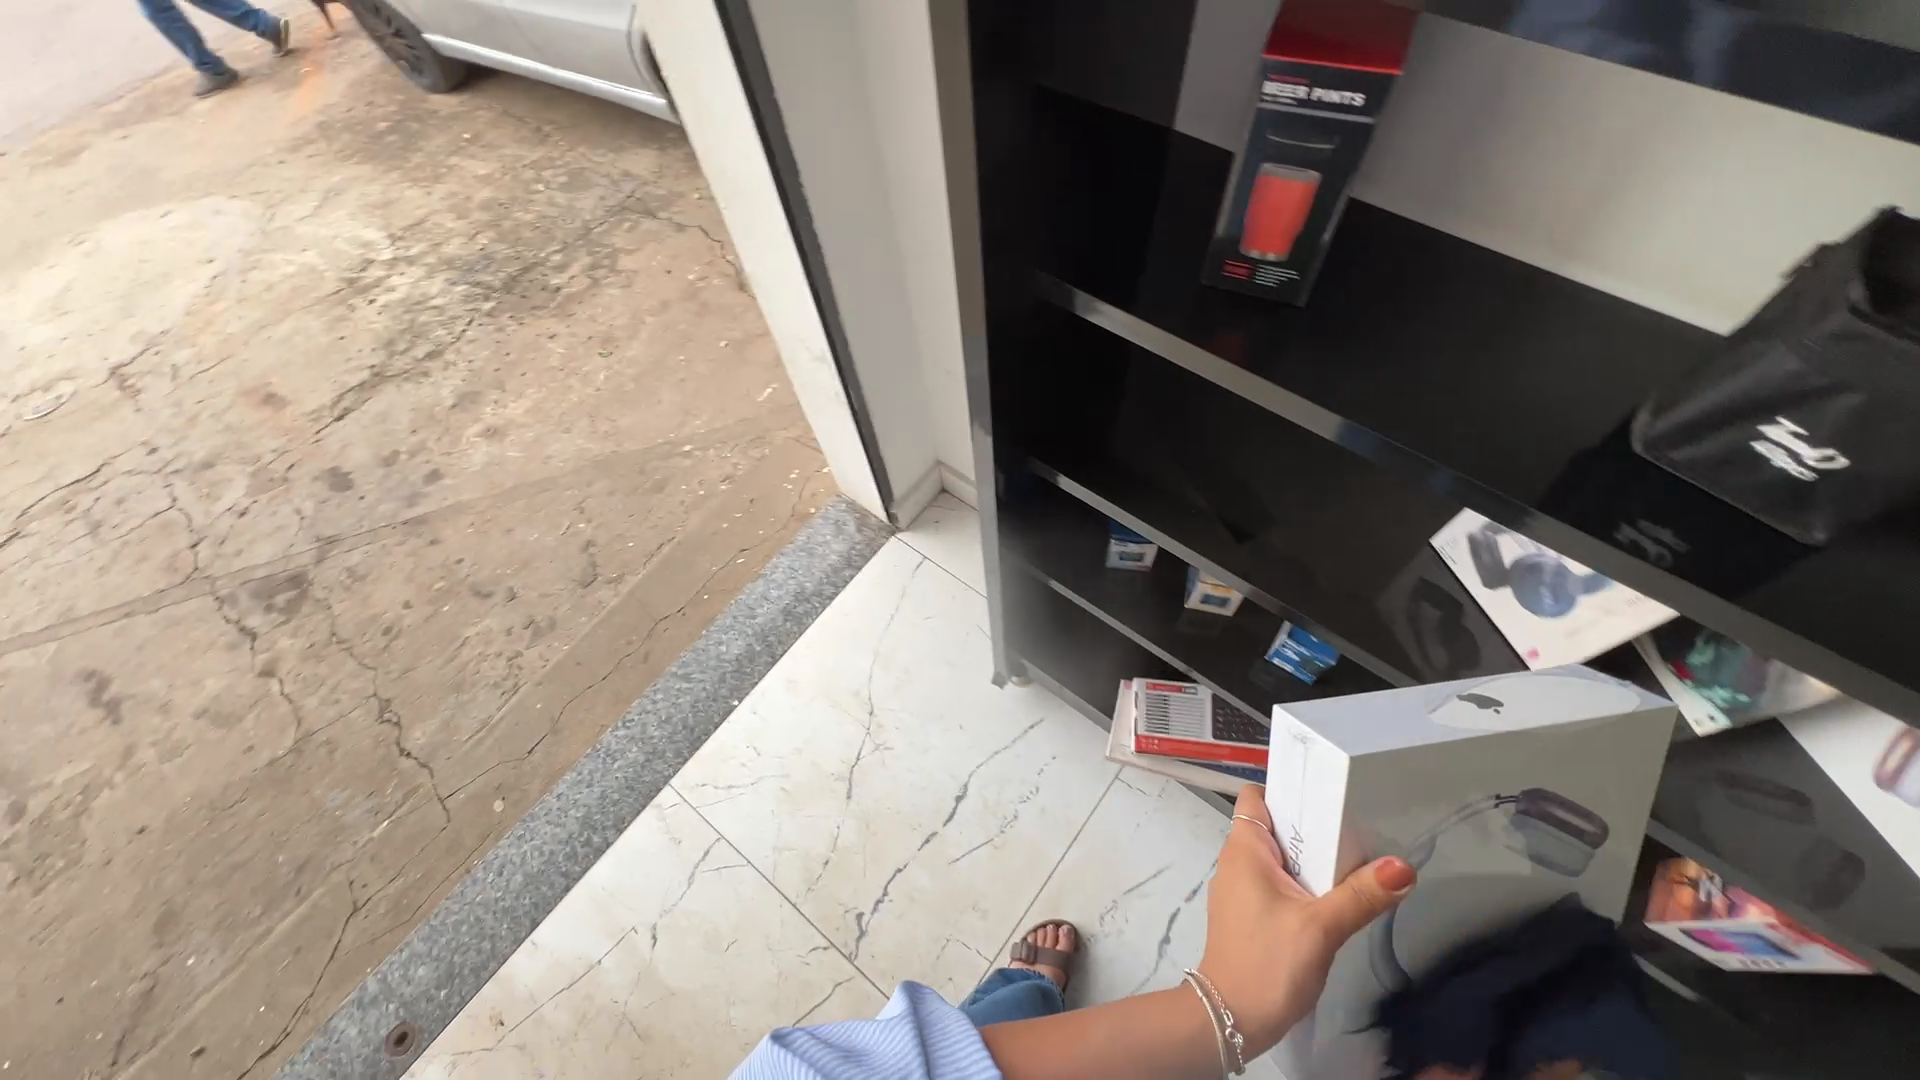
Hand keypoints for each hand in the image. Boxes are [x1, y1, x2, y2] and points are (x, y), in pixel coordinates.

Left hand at [1198, 784, 1416, 1056]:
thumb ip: (1362, 895)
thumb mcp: (1321, 927)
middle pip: (1274, 825)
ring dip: (1309, 858)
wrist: (1232, 1016)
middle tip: (1356, 829)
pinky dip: (1301, 882)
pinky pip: (1276, 882)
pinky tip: (1332, 897)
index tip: (1327, 794)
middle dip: (1310, 827)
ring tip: (1352, 861)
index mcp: (1243, 848)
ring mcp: (1240, 887)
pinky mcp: (1249, 912)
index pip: (1256, 797)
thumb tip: (1403, 866)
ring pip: (1278, 857)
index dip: (1286, 790)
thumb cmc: (1268, 962)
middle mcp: (1236, 860)